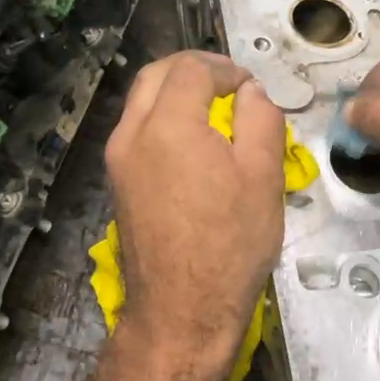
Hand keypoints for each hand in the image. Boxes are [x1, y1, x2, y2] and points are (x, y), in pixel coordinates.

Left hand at [105, 52, 285, 358]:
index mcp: (167, 125)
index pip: (191, 69)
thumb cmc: (229, 245)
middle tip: (229, 84)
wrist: (181, 312)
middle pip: (156, 74)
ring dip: (174, 91)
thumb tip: (249, 91)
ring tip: (213, 109)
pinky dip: (161, 117)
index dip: (225, 68)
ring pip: (140, 100)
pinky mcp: (116, 181)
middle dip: (193, 69)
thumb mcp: (263, 177)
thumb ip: (260, 119)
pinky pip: (135, 129)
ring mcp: (117, 159)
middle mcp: (131, 133)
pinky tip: (192, 141)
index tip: (250, 87)